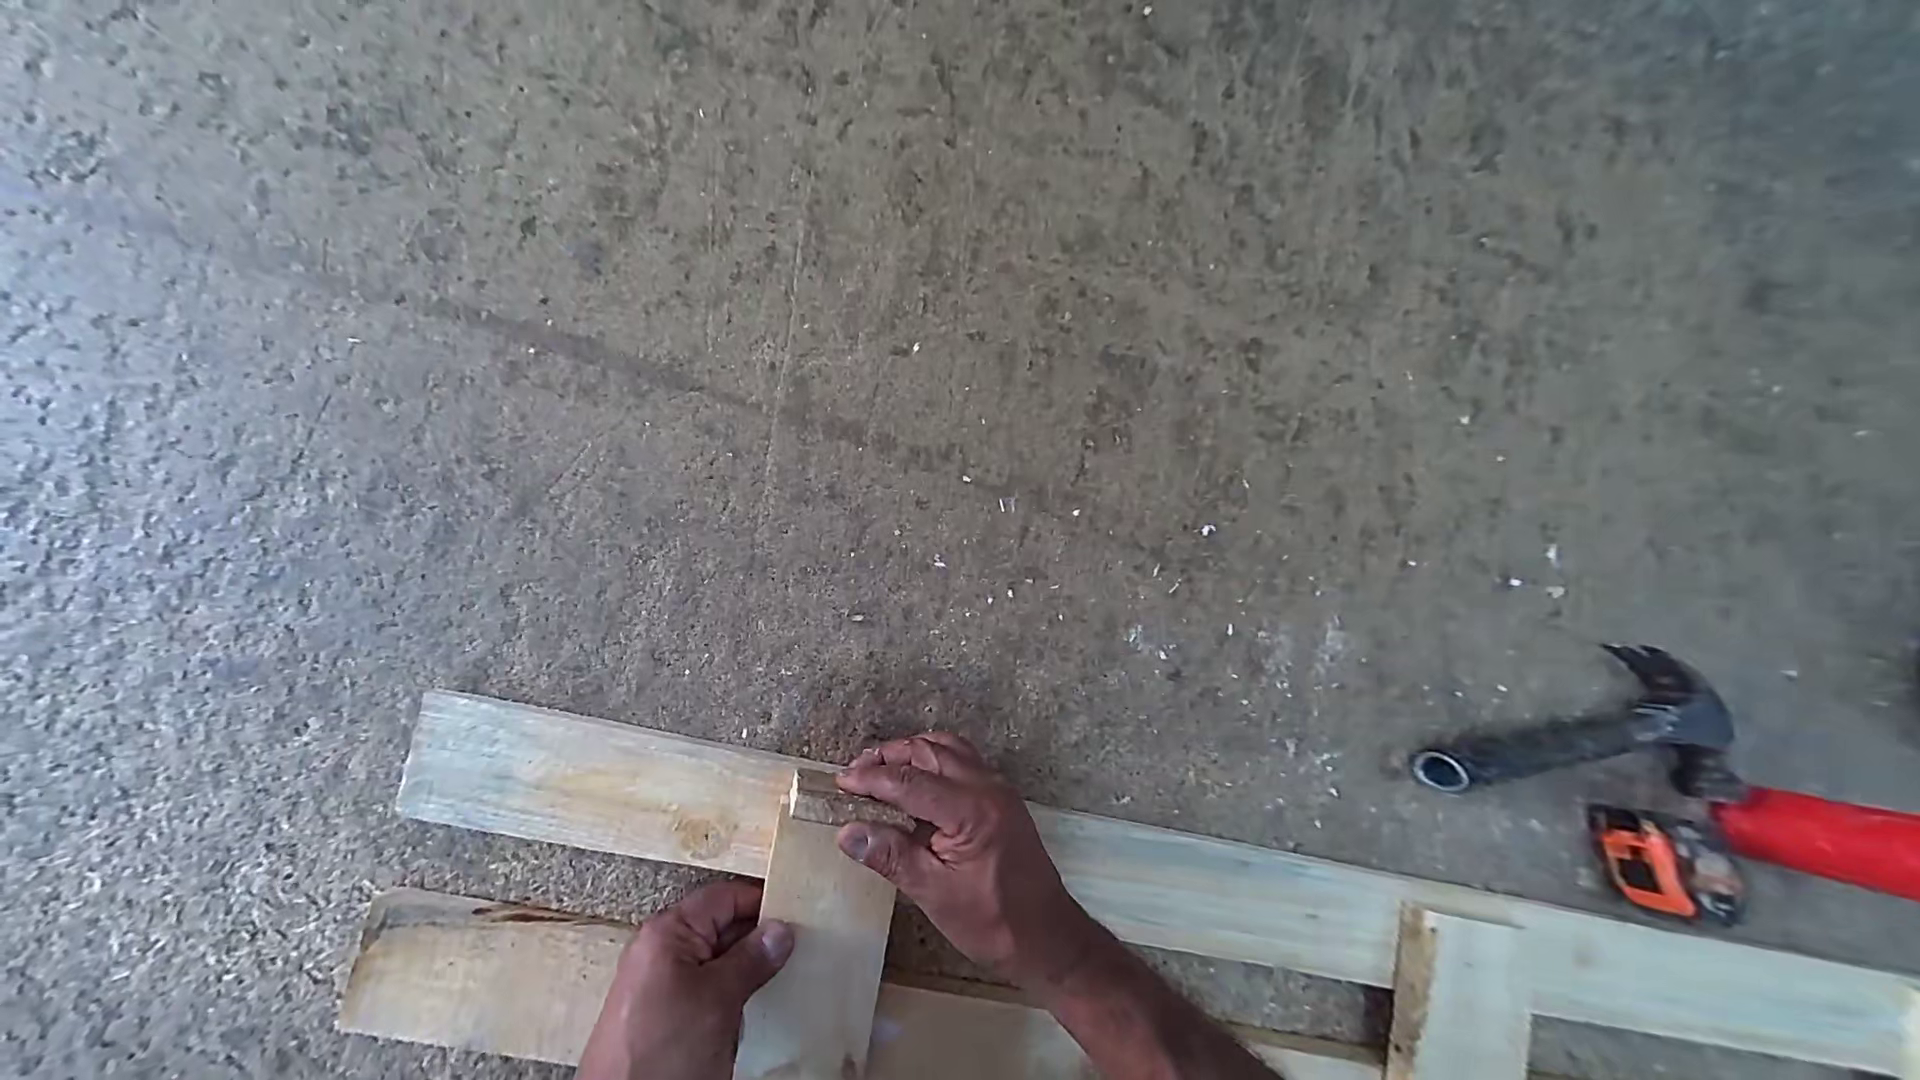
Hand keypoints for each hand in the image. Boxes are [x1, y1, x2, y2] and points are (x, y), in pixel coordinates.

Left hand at [578, 880, 794, 1079]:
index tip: (799, 912)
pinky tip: (759, 1005)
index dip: (763, 901)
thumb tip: (781, 929)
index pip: (726, 896)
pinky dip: (734, 993)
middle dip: (760, 937)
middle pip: (723, 927)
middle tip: (800, 945)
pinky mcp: (665, 1018)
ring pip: (719, 961)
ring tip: (786, 974)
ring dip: (750, 968)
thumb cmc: (661, 1054)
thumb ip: (752, 958)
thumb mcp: (717, 999)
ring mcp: (661, 986)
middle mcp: (661, 951)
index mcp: (667, 932)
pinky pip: (709, 989)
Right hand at [834, 733, 1101, 989]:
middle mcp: (987, 785)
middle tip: (856, 770)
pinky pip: (963, 760)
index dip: (872, 778)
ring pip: (948, 749)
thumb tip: (847, 832)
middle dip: (890, 755)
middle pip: (930, 751)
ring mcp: (998, 786)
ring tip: (880, 767)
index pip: (910, 781)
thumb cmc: (992, 921)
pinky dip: (934, 758)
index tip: (841, 781)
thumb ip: (891, 856)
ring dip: (913, 751)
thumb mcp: (935, 893)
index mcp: (971, 809)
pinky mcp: (1001, 795)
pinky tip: (916, 779)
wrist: (1047, 934)